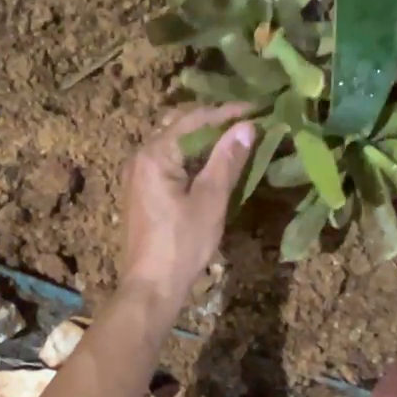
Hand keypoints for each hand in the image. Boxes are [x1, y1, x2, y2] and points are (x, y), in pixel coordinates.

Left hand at [121, 104, 256, 306]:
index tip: (257, 109)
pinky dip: (194, 160)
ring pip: (176, 147)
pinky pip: (170, 164)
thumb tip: (247, 126)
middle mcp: (140, 158)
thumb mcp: (210, 201)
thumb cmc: (182, 244)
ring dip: (205, 142)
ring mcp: (138, 176)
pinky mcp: (143, 193)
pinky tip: (214, 166)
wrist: (151, 287)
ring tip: (237, 140)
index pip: (194, 120)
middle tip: (249, 122)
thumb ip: (227, 160)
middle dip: (216, 124)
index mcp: (155, 154)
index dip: (227, 113)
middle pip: (182, 129)